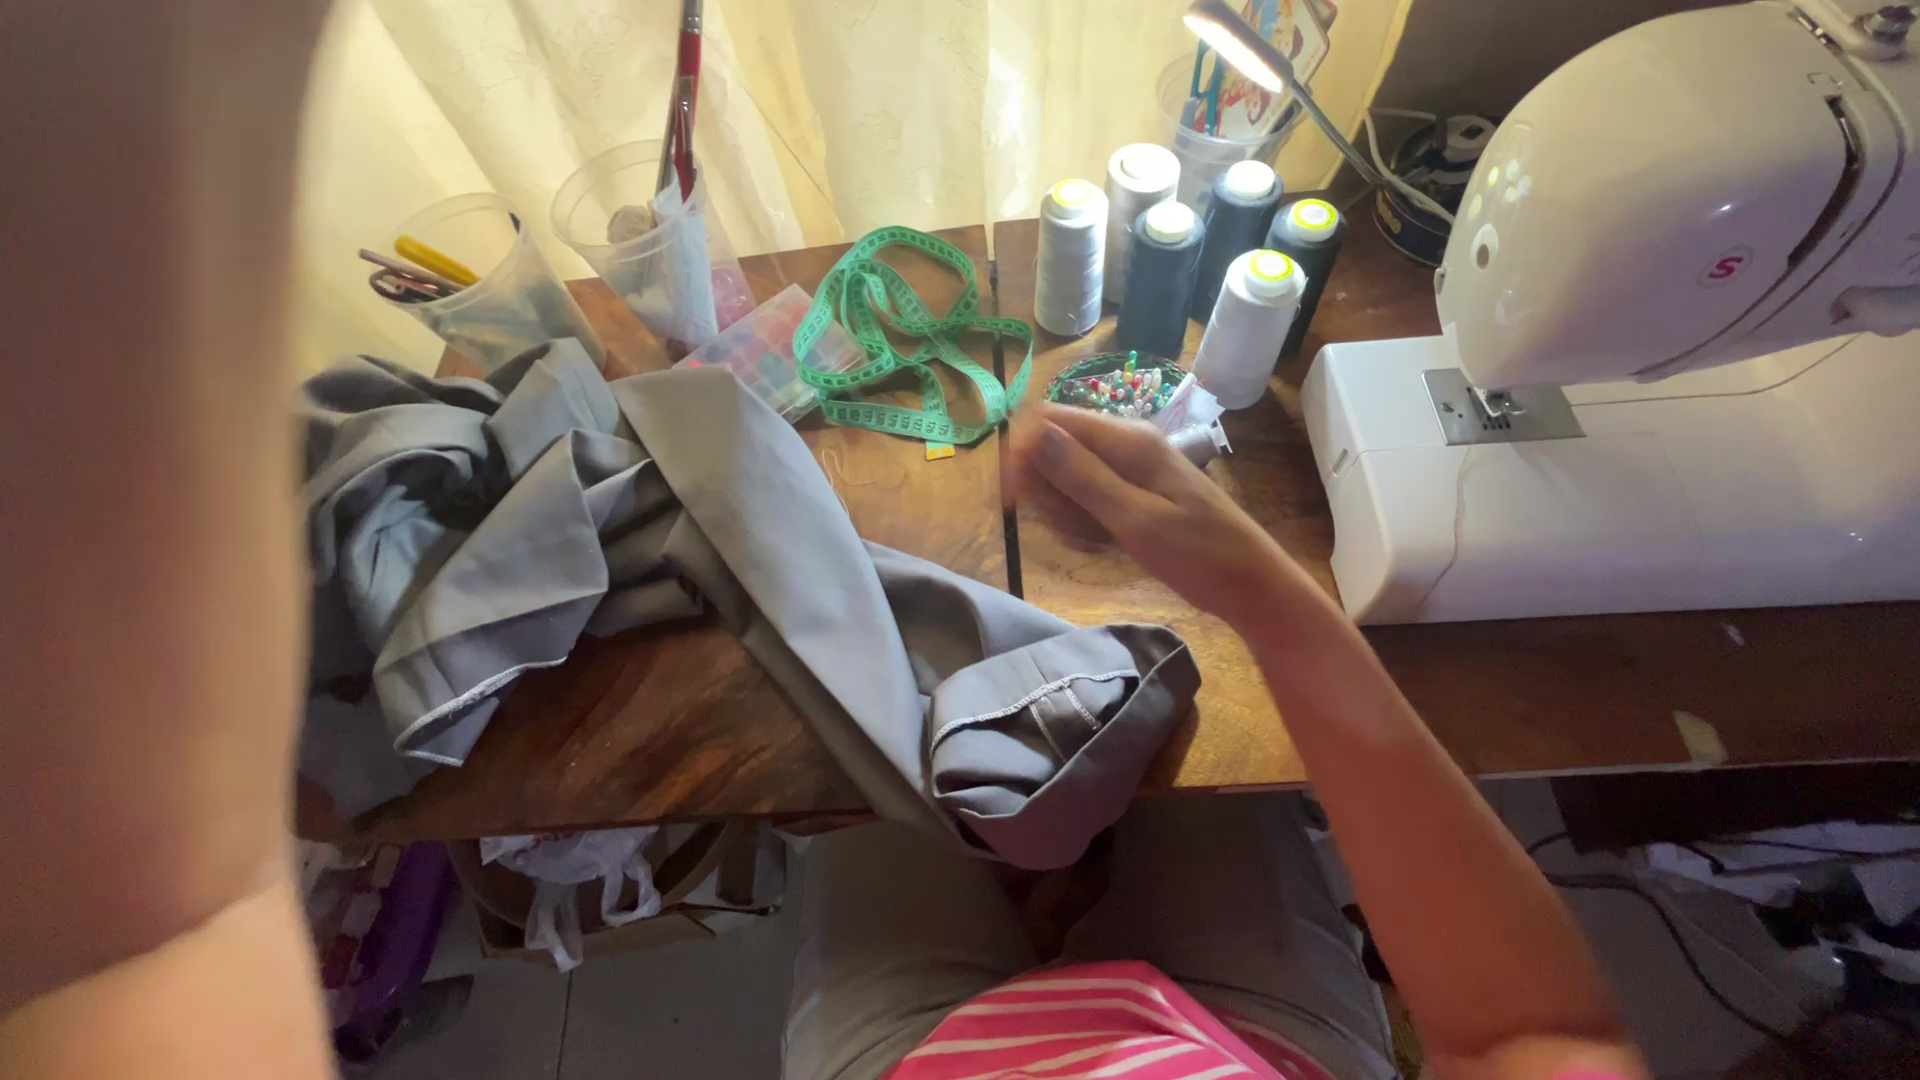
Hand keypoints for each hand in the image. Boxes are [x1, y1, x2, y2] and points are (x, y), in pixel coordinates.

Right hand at [1005, 404, 1320, 628]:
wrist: (1249, 584)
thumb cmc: (1197, 553)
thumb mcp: (1134, 518)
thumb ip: (1082, 476)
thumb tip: (1033, 432)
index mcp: (1128, 441)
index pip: (1051, 421)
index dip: (1024, 454)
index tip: (1012, 499)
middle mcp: (1126, 446)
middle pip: (1056, 451)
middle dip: (1048, 492)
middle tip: (1072, 529)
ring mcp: (1130, 472)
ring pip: (1068, 481)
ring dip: (1066, 513)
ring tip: (1096, 541)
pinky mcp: (1132, 496)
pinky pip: (1088, 502)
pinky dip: (1085, 524)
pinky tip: (1103, 545)